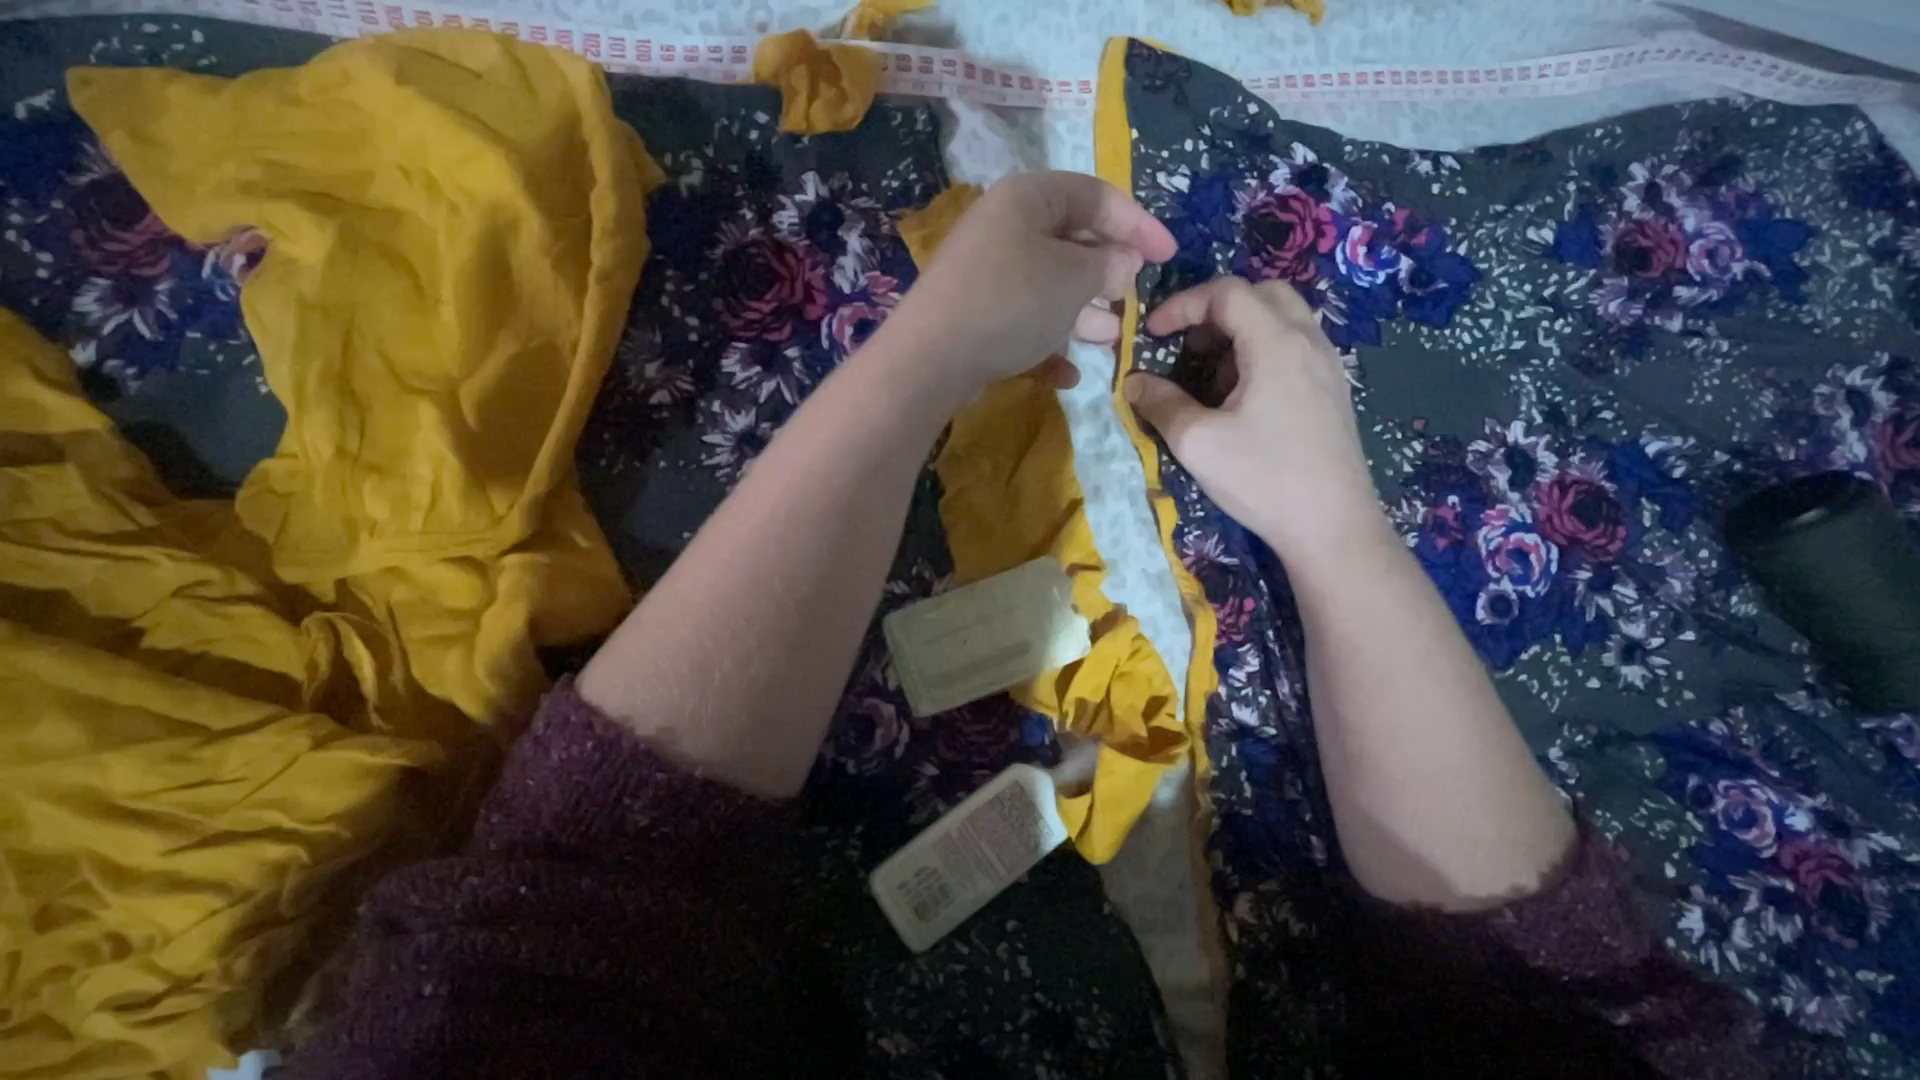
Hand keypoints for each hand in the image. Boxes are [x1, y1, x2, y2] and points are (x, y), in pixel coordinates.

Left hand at [879, 172, 1175, 400]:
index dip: (1138, 224)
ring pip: (1048, 286)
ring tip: (1109, 338)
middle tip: (1130, 299)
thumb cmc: (1011, 302)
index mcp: (1027, 198)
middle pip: (1070, 242)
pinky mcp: (974, 314)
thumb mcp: (1073, 279)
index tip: (1168, 257)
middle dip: (1106, 275)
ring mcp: (985, 273)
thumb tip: (1122, 262)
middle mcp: (1004, 227)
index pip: (1096, 196)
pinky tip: (1066, 374)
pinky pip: (1022, 320)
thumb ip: (1108, 265)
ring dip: (1082, 313)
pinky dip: (1046, 343)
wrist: (930, 359)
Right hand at [1124, 277, 1385, 565]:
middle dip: (1216, 309)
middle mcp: (1308, 342)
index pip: (1227, 293)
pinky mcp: (1333, 392)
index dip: (1182, 304)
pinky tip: (1242, 398)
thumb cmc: (1263, 478)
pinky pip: (1295, 348)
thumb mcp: (1198, 442)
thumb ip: (1162, 404)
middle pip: (1262, 295)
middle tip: (1187, 343)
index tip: (1152, 334)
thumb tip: (1134, 382)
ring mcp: (1327, 366)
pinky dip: (1262, 352)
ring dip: (1241, 331)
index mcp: (1276, 342)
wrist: (1332, 525)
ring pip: (1283, 320)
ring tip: (1211, 373)